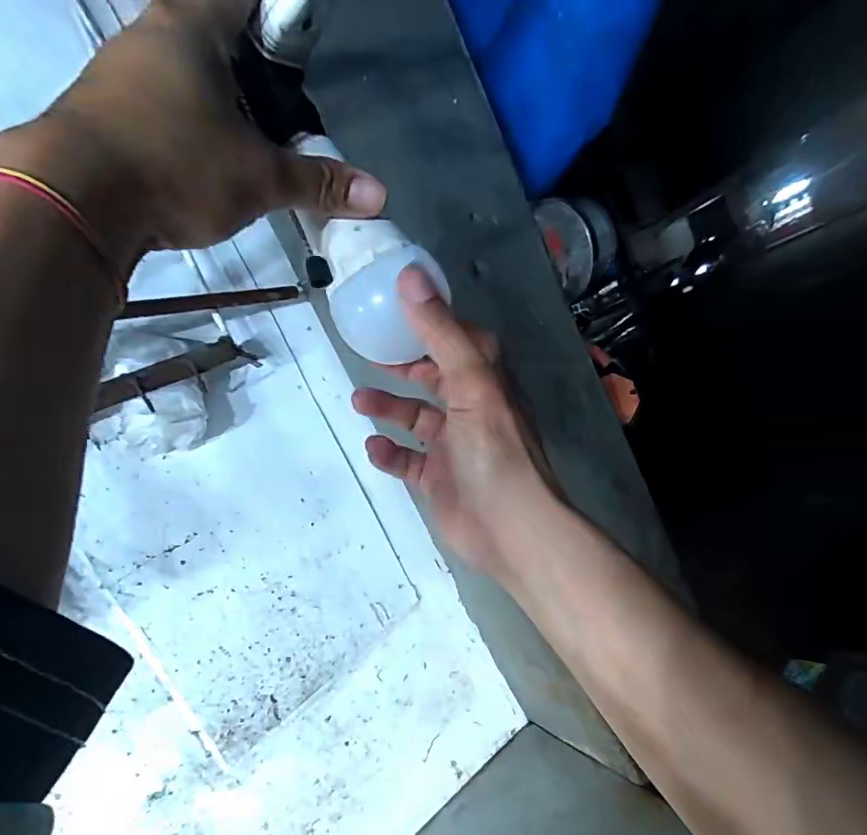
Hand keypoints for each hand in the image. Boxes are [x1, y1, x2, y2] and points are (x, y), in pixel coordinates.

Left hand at [0, 0, 386, 261]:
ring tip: (245, 153)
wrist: (73, 200)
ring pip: (184, 77)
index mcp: (194, 23)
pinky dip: (186, 132)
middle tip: (282, 118)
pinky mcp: (101, 116)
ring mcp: (119, 74)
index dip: (283, 20)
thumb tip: (378, 195)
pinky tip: (200, 169)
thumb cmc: (175, 166)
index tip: (301, 54)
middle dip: (253, 74)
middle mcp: (152, 34)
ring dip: (216, 108)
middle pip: (216, 37)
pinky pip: (158, 110)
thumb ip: (315, 182)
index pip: (250, 0)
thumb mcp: (256, 178)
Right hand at [353, 267, 560, 579]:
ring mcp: (454, 448)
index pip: (458, 342)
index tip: (393, 313)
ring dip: (389, 408)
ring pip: (417, 420)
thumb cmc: (494, 451)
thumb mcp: (470, 383)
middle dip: (401, 368)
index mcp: (486, 381)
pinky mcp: (438, 481)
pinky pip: (408, 461)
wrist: (509, 528)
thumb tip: (410, 274)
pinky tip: (373, 448)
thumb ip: (439, 332)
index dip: (430, 326)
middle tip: (366, 357)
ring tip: (358, 400)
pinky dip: (389, 453)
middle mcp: (472, 410)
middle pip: (433, 380)